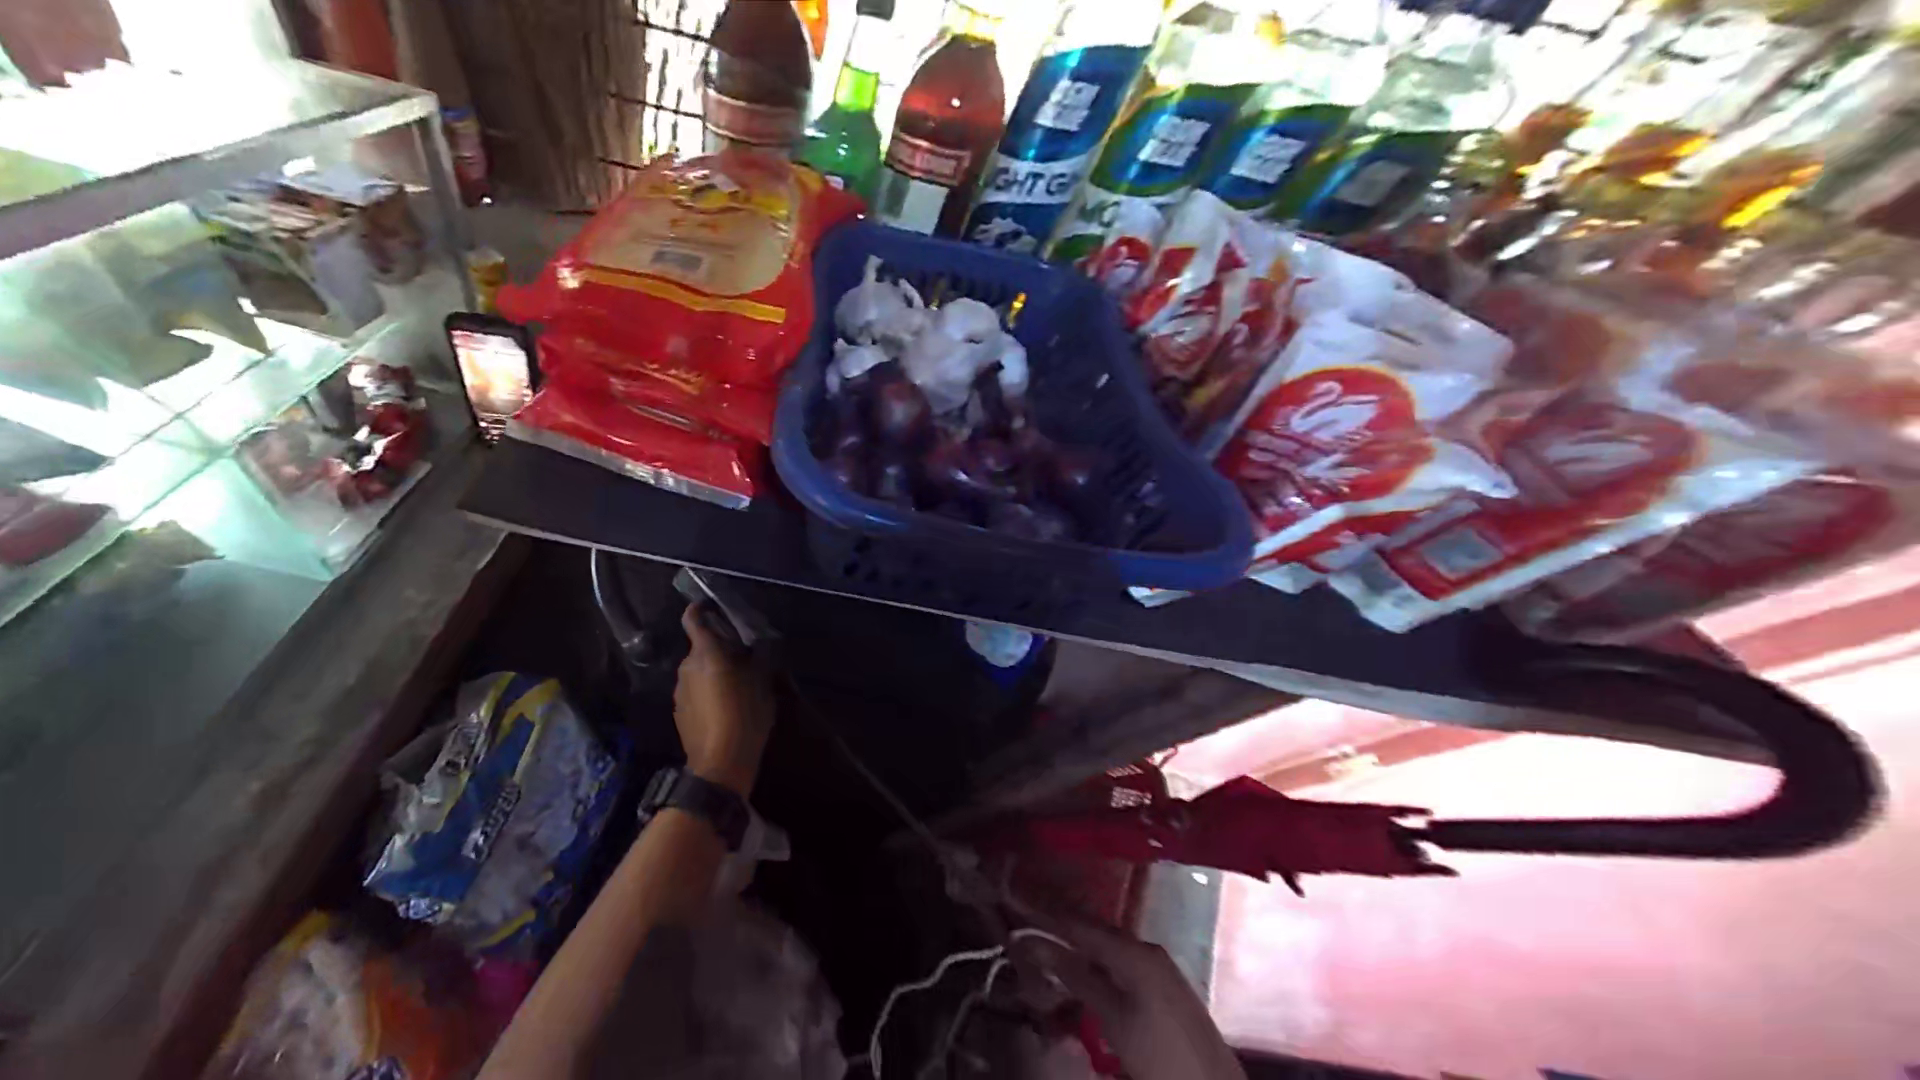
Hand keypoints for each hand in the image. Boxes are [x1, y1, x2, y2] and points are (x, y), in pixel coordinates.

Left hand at [673, 604, 773, 795]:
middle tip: (746, 660)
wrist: (721, 764)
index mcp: (706, 652)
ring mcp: (680, 690)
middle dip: (721, 649)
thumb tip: (759, 641)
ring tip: (739, 688)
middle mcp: (686, 666)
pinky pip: (695, 691)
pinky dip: (709, 692)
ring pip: (699, 670)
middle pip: (702, 647)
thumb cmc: (745, 714)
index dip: (702, 609)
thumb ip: (759, 655)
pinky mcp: (679, 711)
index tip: (716, 609)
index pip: (693, 618)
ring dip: (715, 672)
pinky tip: (726, 709)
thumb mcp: (763, 680)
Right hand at [1035, 922, 1245, 1079]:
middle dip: (1062, 936)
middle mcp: (1146, 950)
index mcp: (1134, 951)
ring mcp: (1158, 968)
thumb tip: (1037, 945)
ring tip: (1049, 964)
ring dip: (1079, 956)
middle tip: (1028, 941)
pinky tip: (1084, 985)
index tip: (1019, 913)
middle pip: (1095, 934)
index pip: (1081, 924)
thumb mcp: (1113, 1019)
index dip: (1049, 918)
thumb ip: (1077, 977)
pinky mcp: (1164, 988)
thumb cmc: (1161, 1057)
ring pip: (1107, 951)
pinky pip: (1121, 967)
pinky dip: (1098, 971)